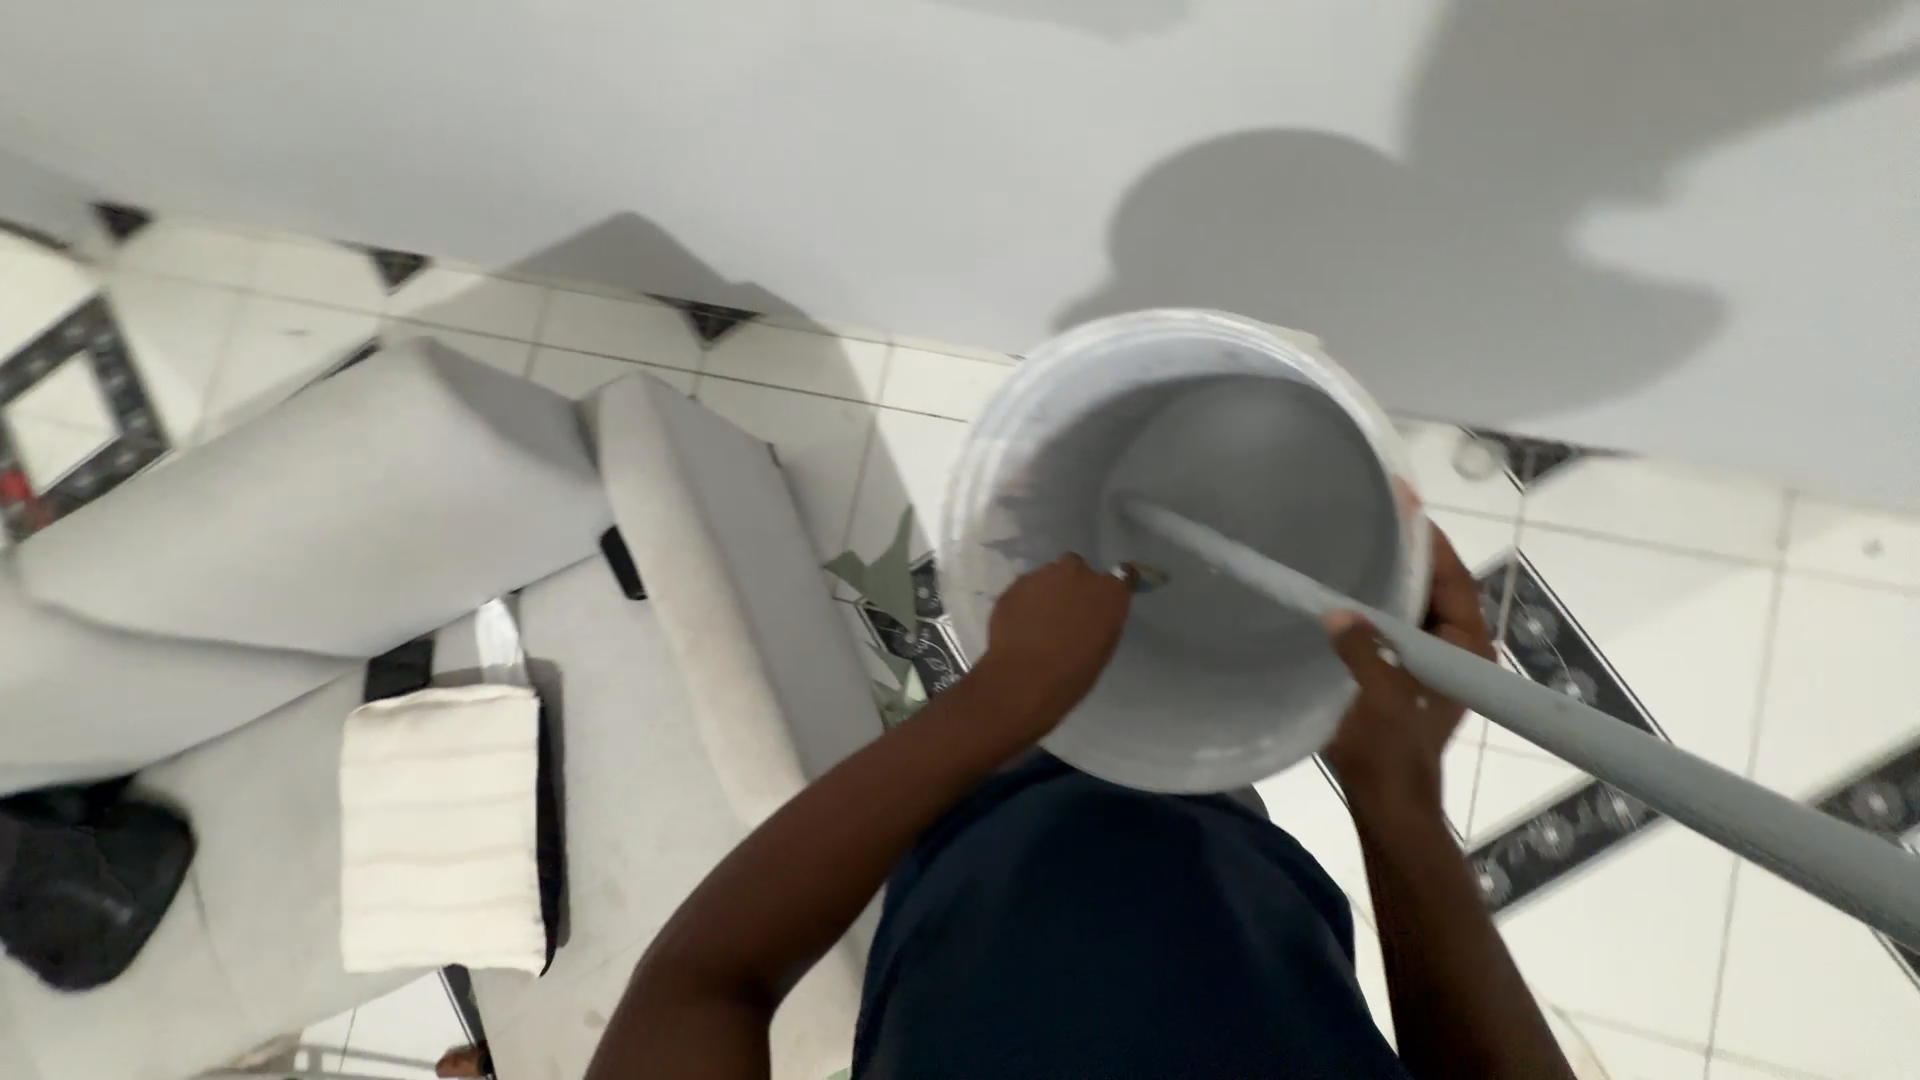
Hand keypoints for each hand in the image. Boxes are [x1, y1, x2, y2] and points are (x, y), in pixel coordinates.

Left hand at [983, 553, 1133, 711]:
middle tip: (1066, 608)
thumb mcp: (1103, 645)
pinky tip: (1020, 622)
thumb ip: (1102, 617)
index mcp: (1109, 591)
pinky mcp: (1015, 585)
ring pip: (1048, 574)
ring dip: (1047, 589)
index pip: (1123, 573)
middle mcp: (1078, 573)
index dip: (1116, 582)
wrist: (1026, 677)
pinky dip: (1025, 600)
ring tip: (1039, 617)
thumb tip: (1094, 612)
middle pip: (1077, 566)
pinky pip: (1025, 587)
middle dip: (1073, 581)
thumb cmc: (1074, 672)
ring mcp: (1043, 575)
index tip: (1109, 592)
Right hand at [1321, 522, 1494, 814]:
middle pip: (1432, 585)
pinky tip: (1336, 591)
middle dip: (1404, 550)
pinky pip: (1386, 624)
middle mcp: (1451, 648)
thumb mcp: (1382, 700)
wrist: (1388, 802)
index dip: (1428, 542)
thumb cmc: (1393, 753)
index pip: (1451, 580)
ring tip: (1347, 541)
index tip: (1403, 504)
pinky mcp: (1399, 671)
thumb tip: (1338, 611)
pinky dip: (1367, 603)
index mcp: (1464, 649)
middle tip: (1368, 512)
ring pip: (1407, 604)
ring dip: (1383, 576)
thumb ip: (1365, 653)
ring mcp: (1425, 660)